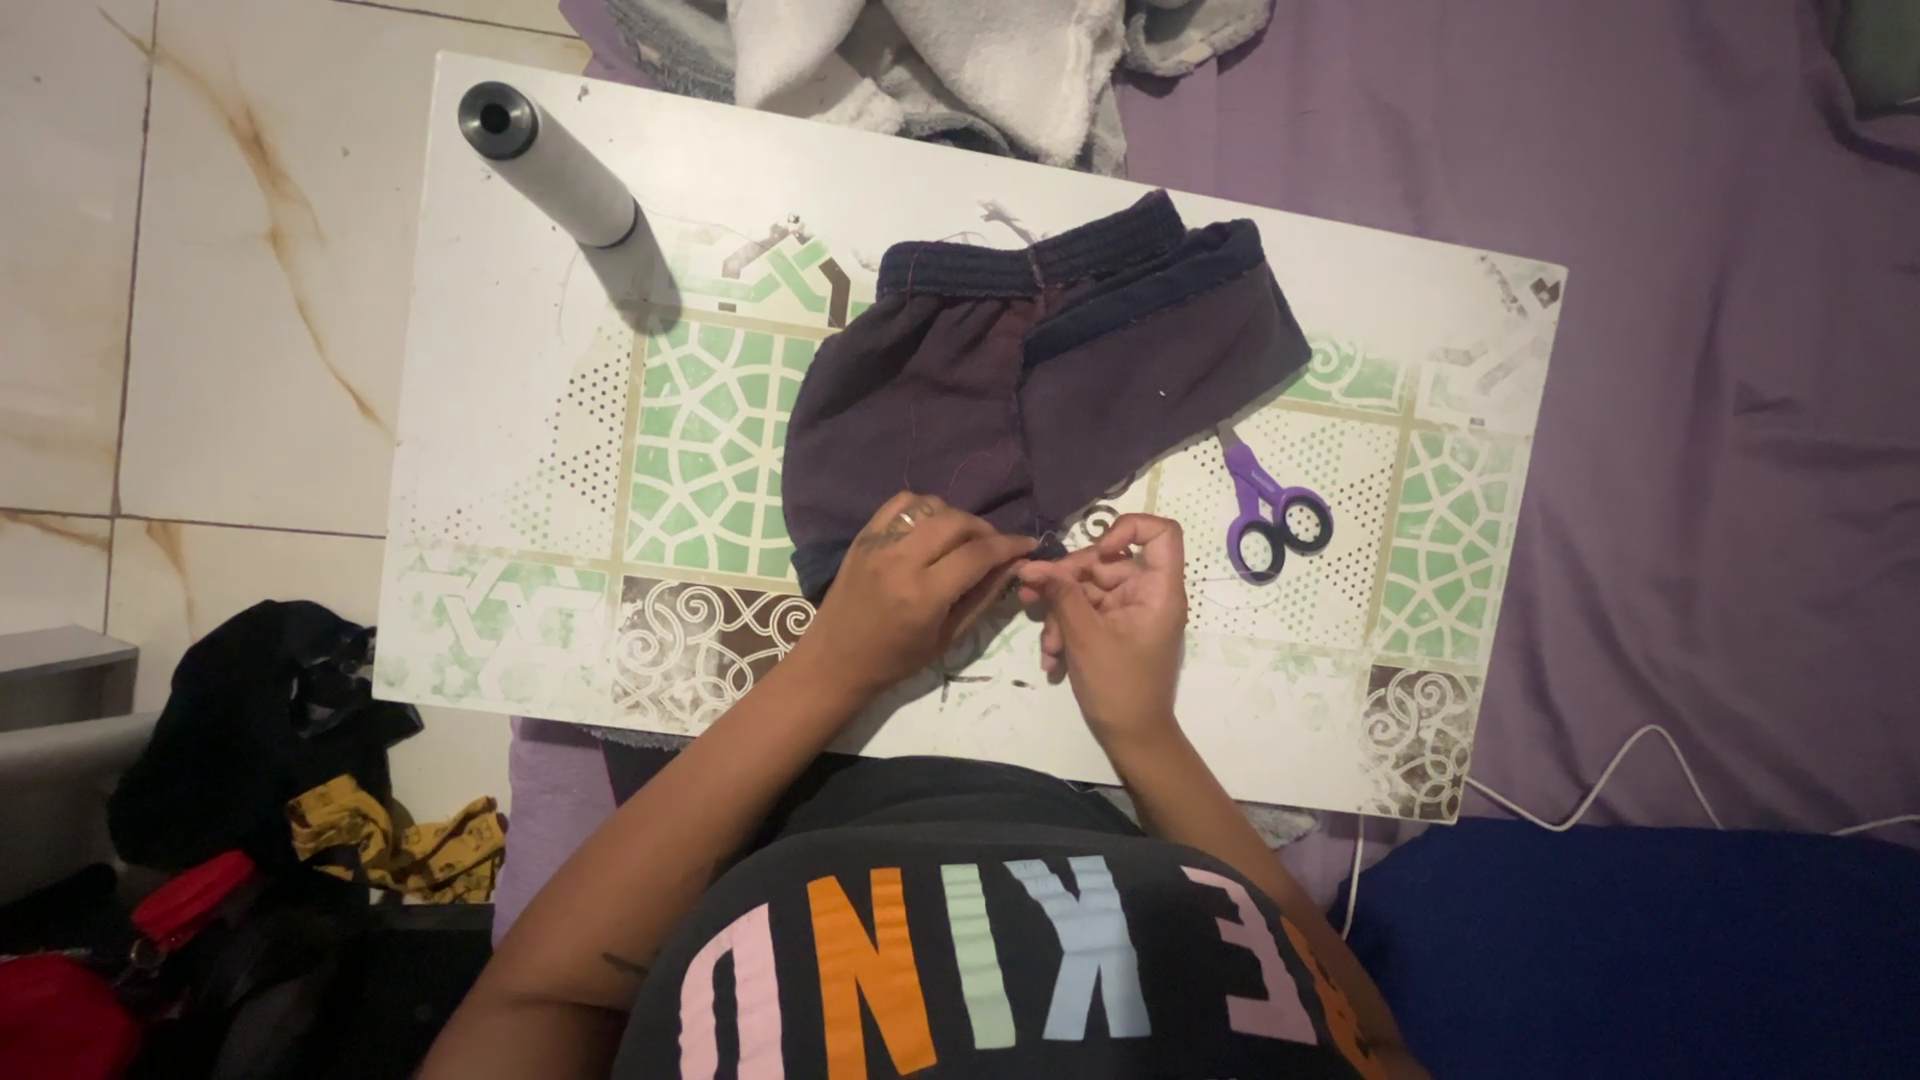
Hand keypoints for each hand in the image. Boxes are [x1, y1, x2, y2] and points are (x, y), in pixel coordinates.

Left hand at [792, 492, 1036, 697]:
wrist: (835, 660)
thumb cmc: (895, 660)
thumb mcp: (946, 638)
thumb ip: (981, 598)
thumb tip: (1012, 566)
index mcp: (923, 595)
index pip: (978, 554)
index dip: (1010, 546)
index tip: (1028, 544)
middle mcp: (901, 561)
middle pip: (957, 522)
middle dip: (985, 529)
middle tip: (994, 546)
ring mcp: (879, 543)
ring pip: (930, 506)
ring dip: (956, 517)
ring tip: (962, 538)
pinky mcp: (864, 536)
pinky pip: (900, 503)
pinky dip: (924, 508)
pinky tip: (931, 526)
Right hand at [1015, 514, 1187, 743]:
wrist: (1132, 738)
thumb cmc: (1119, 685)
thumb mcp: (1084, 636)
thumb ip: (1061, 595)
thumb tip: (1032, 565)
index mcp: (1158, 590)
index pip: (1161, 533)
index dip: (1127, 528)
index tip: (1097, 551)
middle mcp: (1147, 594)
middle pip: (1106, 562)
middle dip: (1066, 582)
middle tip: (1031, 595)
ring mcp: (1130, 612)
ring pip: (1088, 590)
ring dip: (1060, 614)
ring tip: (1047, 645)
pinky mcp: (1114, 630)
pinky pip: (1086, 614)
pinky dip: (1066, 630)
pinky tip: (1052, 657)